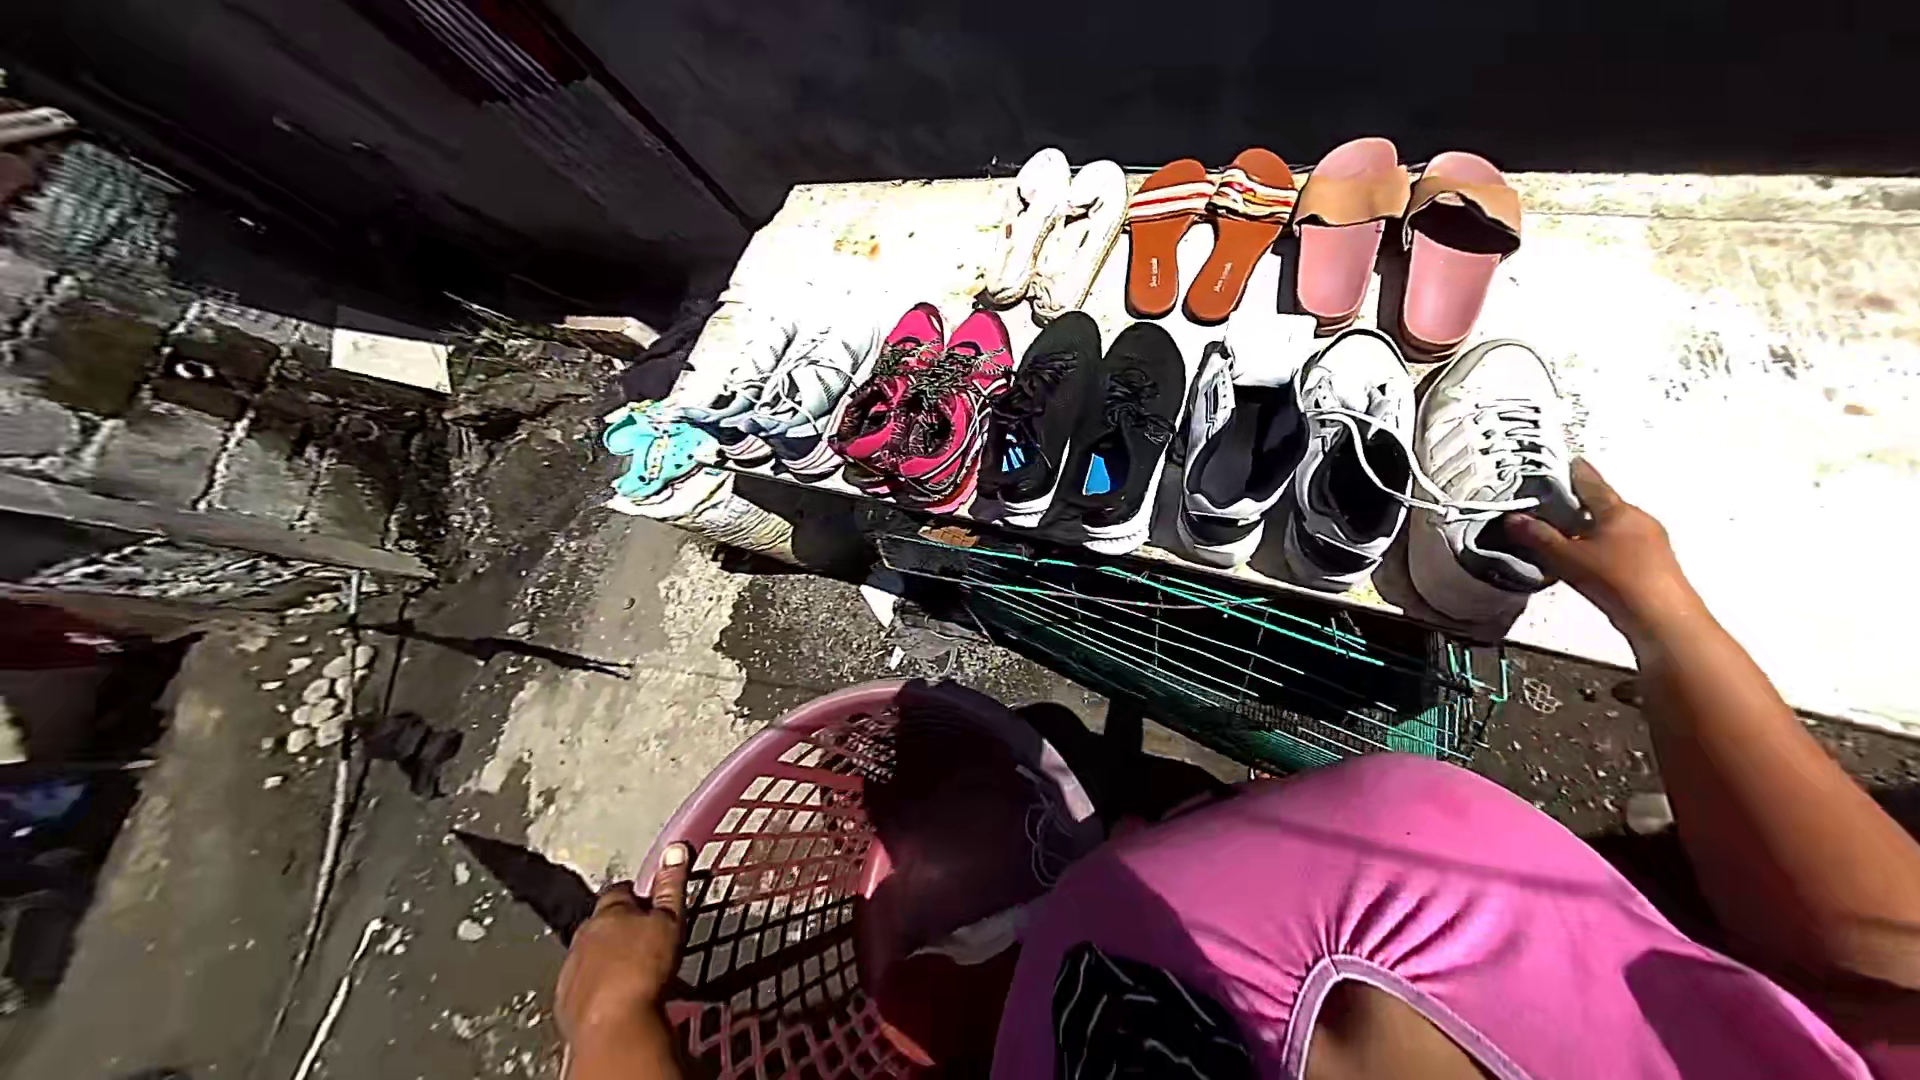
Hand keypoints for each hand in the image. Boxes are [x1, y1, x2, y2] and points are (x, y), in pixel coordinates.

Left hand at [555, 843, 689, 1043]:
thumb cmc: (646, 968)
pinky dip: (594, 983)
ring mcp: (570, 969)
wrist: (614, 1028)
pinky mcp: (564, 1001)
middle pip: (601, 921)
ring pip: (589, 952)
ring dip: (605, 955)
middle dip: (618, 926)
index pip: (620, 890)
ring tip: (630, 968)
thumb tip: (675, 849)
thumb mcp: (670, 920)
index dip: (636, 895)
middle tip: (643, 938)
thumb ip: (672, 885)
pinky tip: (613, 993)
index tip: (651, 903)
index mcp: (610, 911)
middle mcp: (583, 935)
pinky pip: (581, 983)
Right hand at [1502, 459, 1705, 639]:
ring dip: (1586, 523)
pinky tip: (1580, 552)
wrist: (1661, 615)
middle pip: (1601, 503)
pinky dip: (1596, 539)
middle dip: (1576, 501)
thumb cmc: (1614, 578)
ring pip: (1609, 523)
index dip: (1576, 471)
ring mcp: (1649, 539)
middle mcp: (1638, 519)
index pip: (1592, 483)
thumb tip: (1512, 518)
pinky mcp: (1651, 558)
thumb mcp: (1564, 557)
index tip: (1565, 460)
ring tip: (1558, 529)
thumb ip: (1537, 536)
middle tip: (1547, 500)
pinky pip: (1617, 539)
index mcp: (1618, 512)